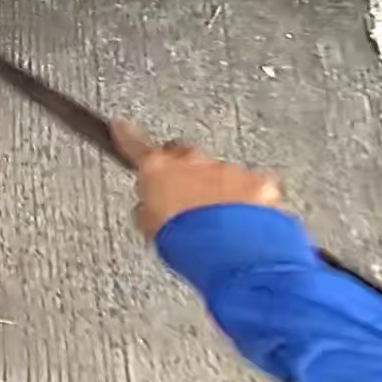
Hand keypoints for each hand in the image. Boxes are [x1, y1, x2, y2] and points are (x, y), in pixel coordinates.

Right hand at [111, 120, 283, 237]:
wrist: (236, 256)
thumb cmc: (186, 240)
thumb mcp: (150, 224)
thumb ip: (148, 204)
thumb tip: (150, 205)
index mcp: (155, 167)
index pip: (132, 143)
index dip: (125, 133)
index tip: (121, 125)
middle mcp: (188, 162)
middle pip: (183, 153)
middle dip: (186, 166)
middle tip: (189, 189)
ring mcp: (226, 170)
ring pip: (221, 171)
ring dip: (221, 187)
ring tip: (226, 217)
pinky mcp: (261, 184)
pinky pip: (257, 186)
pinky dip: (254, 199)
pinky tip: (252, 219)